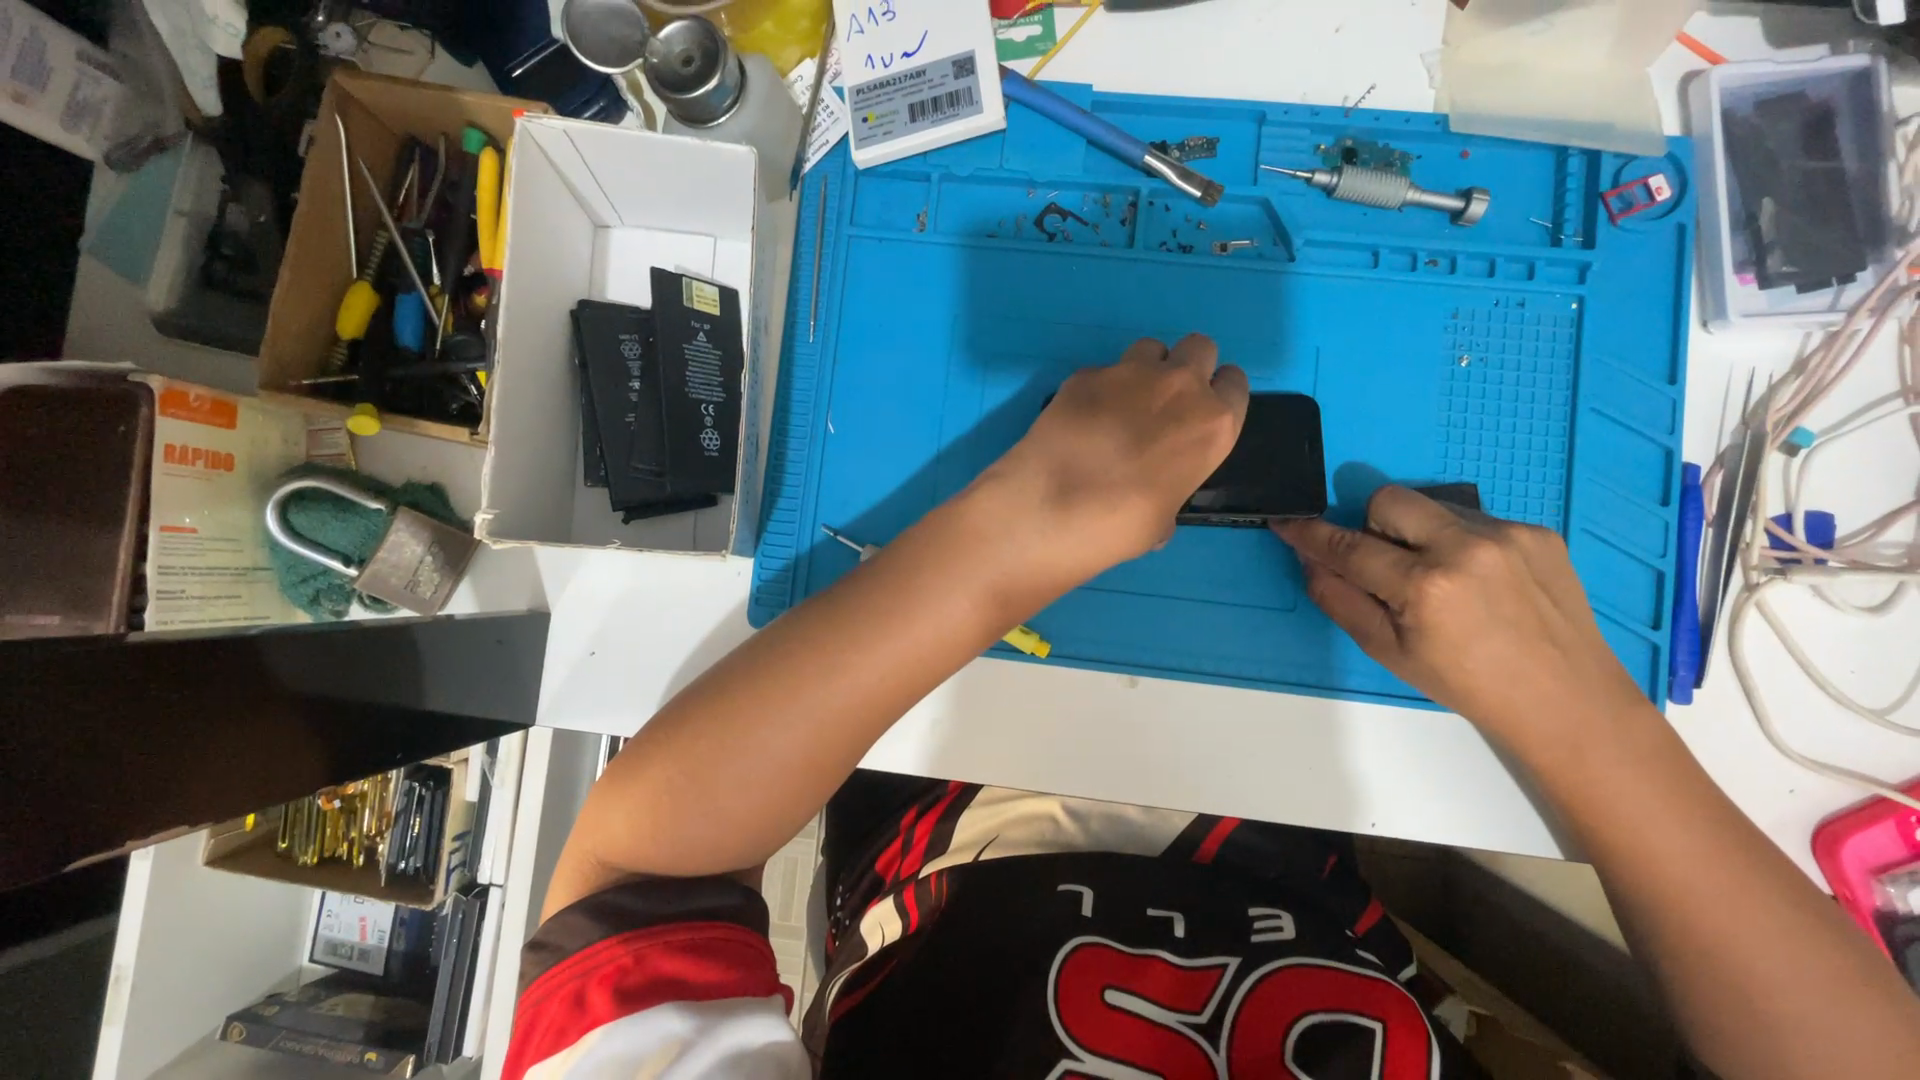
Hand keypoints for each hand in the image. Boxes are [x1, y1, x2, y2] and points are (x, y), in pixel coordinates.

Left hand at [976, 335, 1248, 584]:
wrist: (1053, 506)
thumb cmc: (1121, 526)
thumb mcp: (1163, 518)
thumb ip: (1170, 489)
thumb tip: (1154, 498)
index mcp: (1213, 424)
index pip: (1234, 384)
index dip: (1216, 396)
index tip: (1198, 414)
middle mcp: (1180, 387)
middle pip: (1199, 348)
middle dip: (1185, 368)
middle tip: (1163, 403)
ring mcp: (1130, 373)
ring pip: (1151, 348)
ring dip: (1143, 370)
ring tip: (1119, 406)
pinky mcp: (1085, 373)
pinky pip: (1102, 371)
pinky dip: (1097, 390)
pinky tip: (1079, 420)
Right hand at [1273, 486, 1646, 747]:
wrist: (1565, 699)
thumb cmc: (1466, 684)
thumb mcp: (1389, 653)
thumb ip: (1341, 601)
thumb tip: (1311, 561)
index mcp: (1425, 586)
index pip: (1349, 546)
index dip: (1311, 534)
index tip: (1287, 522)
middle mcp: (1466, 547)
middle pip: (1390, 499)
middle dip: (1372, 524)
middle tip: (1383, 562)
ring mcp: (1508, 534)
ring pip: (1434, 506)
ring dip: (1419, 533)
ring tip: (1441, 577)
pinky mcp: (1538, 531)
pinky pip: (1476, 519)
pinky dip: (1461, 542)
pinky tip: (1480, 580)